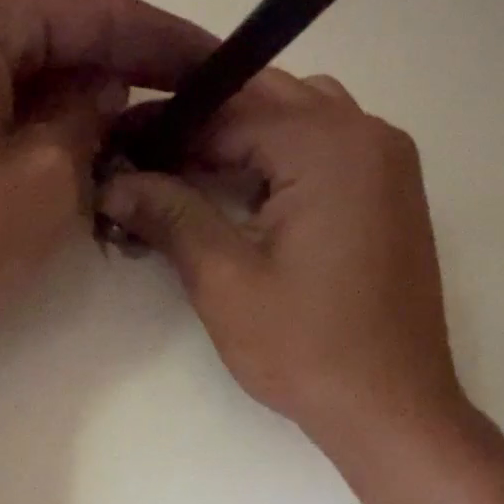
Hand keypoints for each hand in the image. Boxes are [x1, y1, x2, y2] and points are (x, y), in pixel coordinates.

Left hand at [0, 0, 215, 350]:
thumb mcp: (46, 178)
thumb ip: (90, 120)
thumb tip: (100, 95)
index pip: (91, 9)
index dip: (165, 41)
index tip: (225, 67)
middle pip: (53, 37)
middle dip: (118, 78)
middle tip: (185, 120)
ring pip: (20, 77)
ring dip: (76, 112)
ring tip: (135, 152)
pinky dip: (32, 132)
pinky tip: (69, 165)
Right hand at [98, 70, 466, 449]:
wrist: (390, 406)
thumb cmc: (306, 348)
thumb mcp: (225, 281)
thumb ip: (170, 216)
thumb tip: (113, 184)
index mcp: (328, 146)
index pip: (228, 109)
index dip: (162, 126)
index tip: (112, 147)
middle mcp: (366, 134)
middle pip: (266, 97)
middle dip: (199, 121)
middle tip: (140, 155)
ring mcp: (386, 162)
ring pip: (297, 116)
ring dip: (240, 133)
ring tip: (185, 172)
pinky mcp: (389, 192)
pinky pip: (324, 146)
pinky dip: (277, 155)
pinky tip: (239, 193)